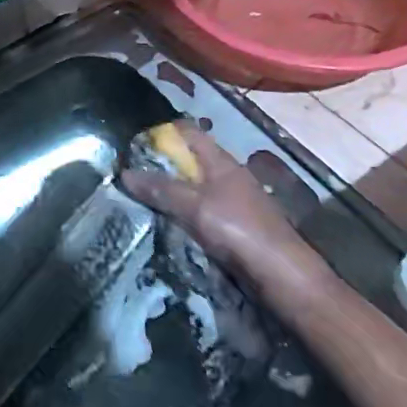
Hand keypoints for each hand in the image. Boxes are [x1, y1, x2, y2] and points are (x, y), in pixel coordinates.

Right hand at [119, 120, 325, 296]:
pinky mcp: (235, 227)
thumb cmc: (238, 229)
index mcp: (221, 161)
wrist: (281, 273)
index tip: (135, 145)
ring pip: (196, 189)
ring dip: (173, 193)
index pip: (189, 133)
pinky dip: (185, 215)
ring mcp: (233, 202)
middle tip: (131, 177)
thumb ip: (161, 189)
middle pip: (191, 162)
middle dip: (163, 166)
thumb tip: (125, 173)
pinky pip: (202, 213)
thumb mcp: (195, 206)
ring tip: (142, 202)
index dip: (163, 134)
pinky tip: (170, 226)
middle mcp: (228, 176)